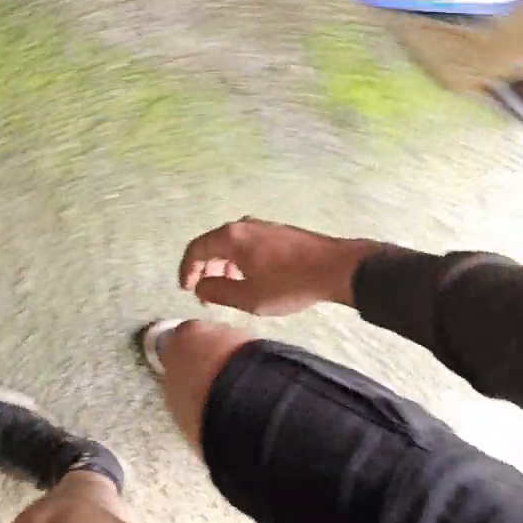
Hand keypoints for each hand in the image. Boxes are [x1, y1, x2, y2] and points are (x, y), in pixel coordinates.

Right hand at [179, 218, 377, 315]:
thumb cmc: (289, 284)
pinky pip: (247, 244)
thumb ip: (218, 291)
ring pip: (231, 245)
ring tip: (227, 290)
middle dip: (205, 270)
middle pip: (212, 244)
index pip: (196, 249)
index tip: (186, 289)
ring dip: (223, 267)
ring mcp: (261, 226)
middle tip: (205, 295)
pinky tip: (250, 279)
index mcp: (230, 237)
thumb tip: (201, 286)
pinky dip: (239, 261)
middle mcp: (242, 224)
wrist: (335, 268)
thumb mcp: (249, 298)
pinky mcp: (277, 232)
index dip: (187, 270)